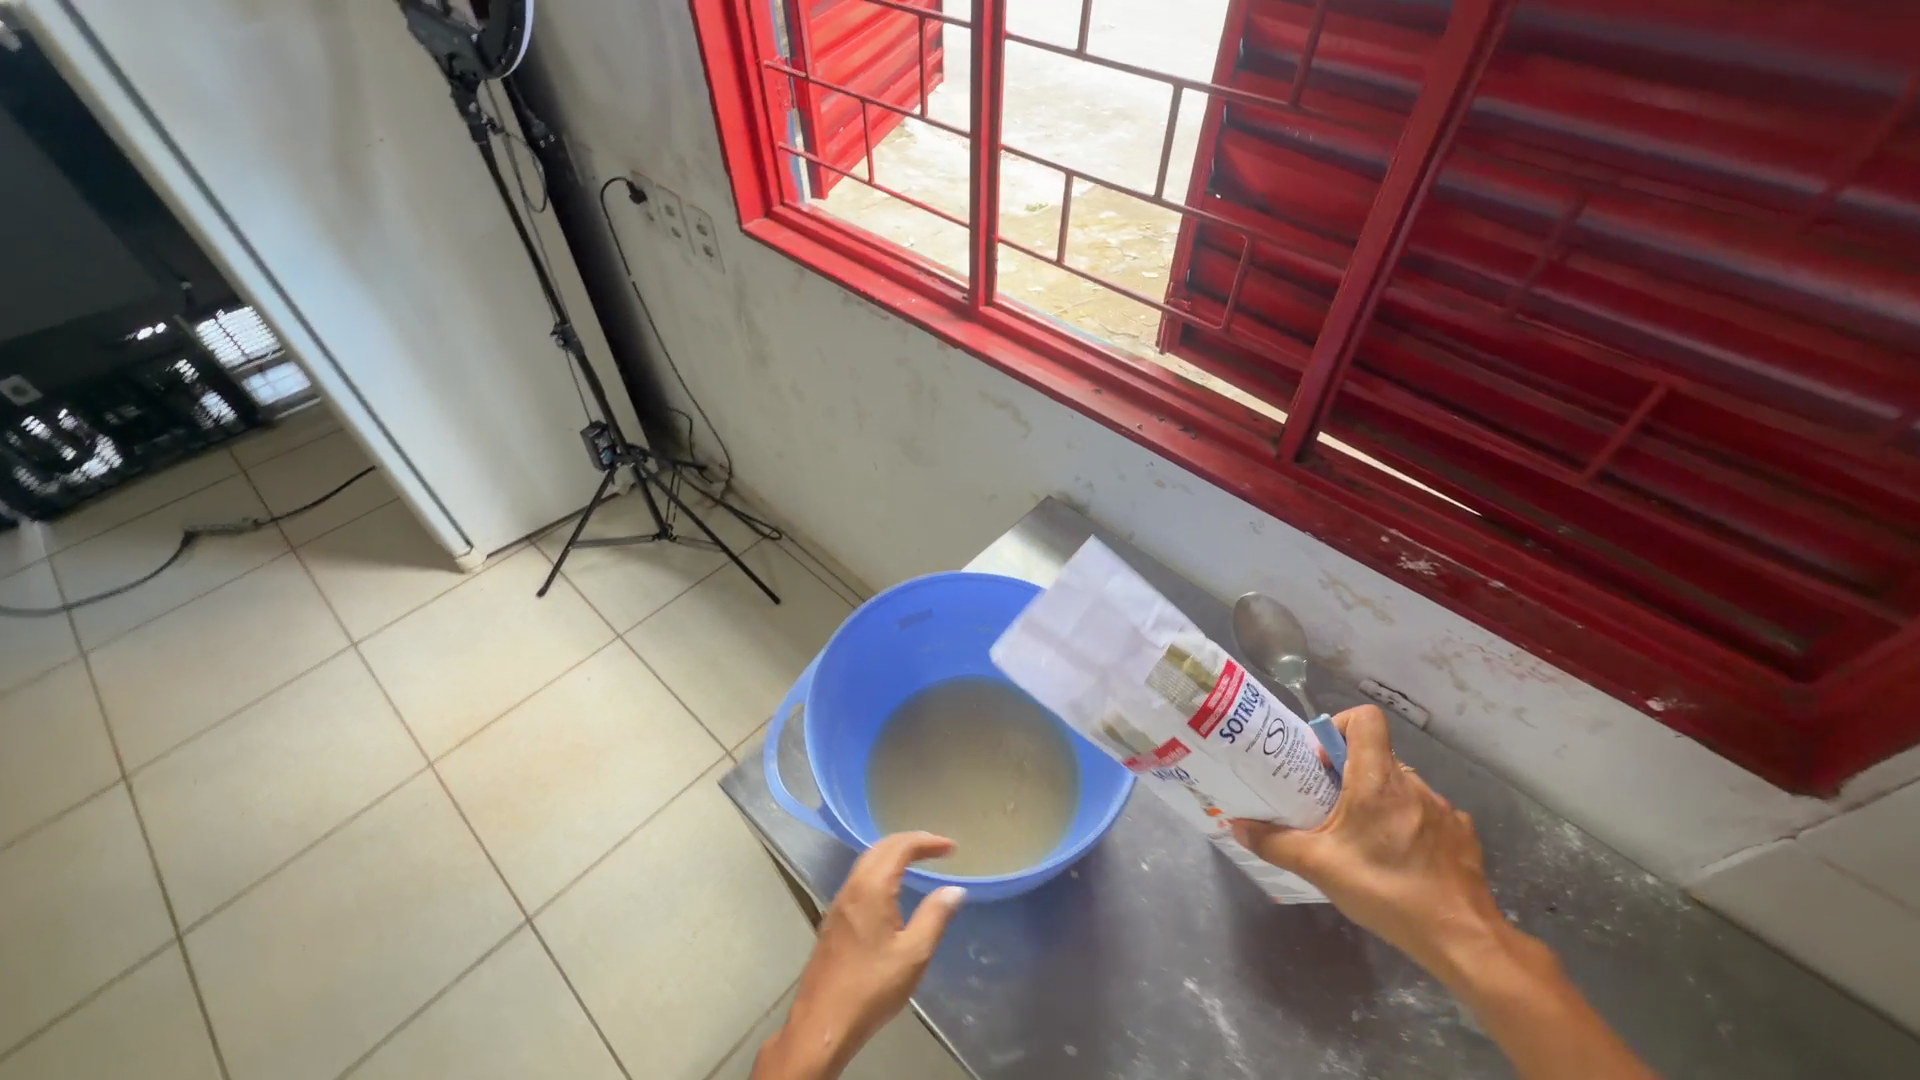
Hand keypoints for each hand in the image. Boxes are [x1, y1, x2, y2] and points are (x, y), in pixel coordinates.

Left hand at [756, 833, 966, 1079]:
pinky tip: (890, 891)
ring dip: (892, 854)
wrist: (823, 1023)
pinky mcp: (832, 921)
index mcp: (872, 888)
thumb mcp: (914, 954)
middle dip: (909, 842)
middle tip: (936, 848)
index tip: (950, 847)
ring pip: (866, 863)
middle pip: (880, 848)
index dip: (927, 841)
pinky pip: (859, 880)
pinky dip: (880, 871)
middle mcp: (851, 888)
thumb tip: (954, 889)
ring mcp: (838, 904)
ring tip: (916, 862)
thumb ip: (935, 916)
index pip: (900, 847)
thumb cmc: (872, 987)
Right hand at [1233, 705, 1504, 979]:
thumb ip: (1274, 842)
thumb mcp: (1318, 867)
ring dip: (1379, 801)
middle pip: (1377, 757)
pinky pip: (1427, 814)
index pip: (1365, 719)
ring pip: (1401, 787)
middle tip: (1329, 805)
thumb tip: (1237, 826)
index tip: (1322, 757)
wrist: (1462, 938)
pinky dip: (1409, 825)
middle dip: (1349, 773)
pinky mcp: (1462, 834)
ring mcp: (1443, 809)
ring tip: (1363, 838)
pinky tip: (1401, 858)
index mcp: (1377, 781)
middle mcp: (1414, 784)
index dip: (1340, 726)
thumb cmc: (1385, 891)